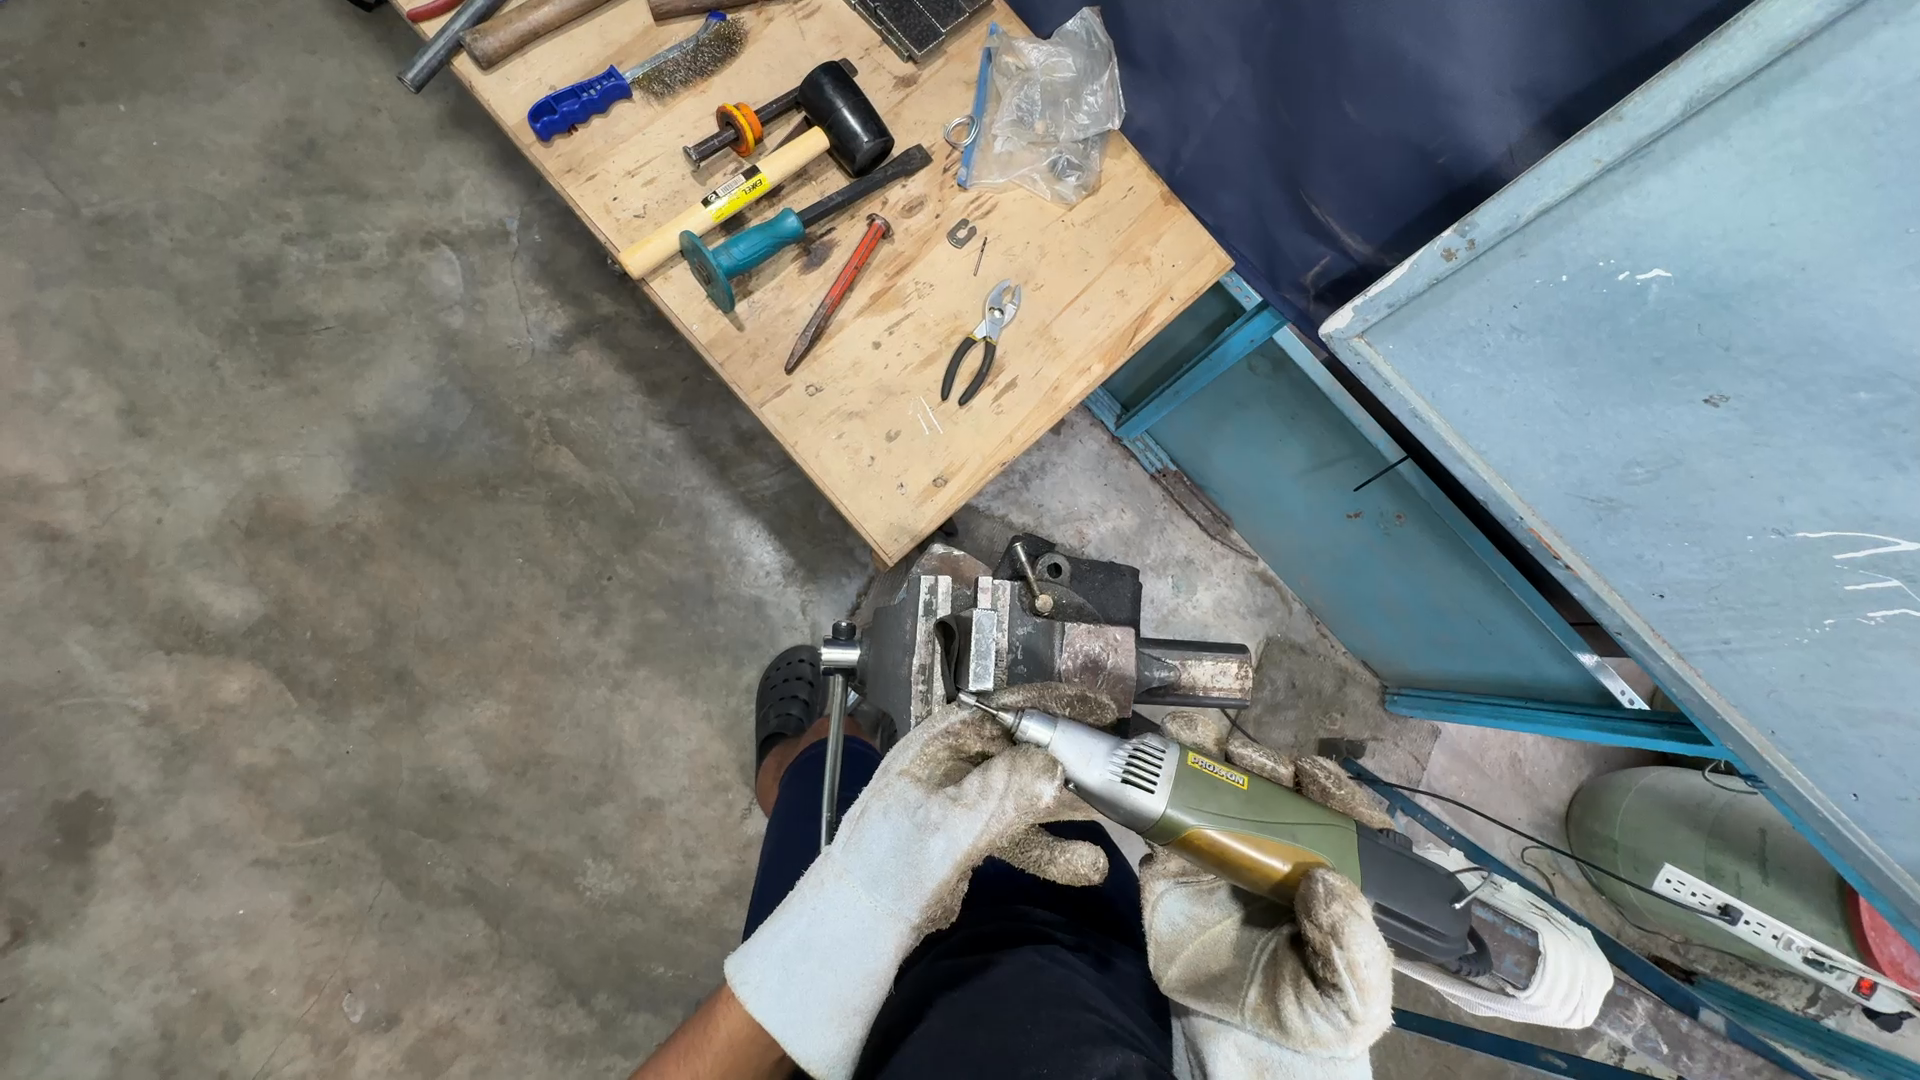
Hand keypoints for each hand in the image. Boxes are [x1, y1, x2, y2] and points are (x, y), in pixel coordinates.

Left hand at [724, 683, 1113, 1079]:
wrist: (850, 928)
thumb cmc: (888, 865)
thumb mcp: (945, 826)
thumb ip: (999, 792)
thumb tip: (1052, 763)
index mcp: (939, 743)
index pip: (1006, 710)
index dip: (1055, 706)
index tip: (1101, 709)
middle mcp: (951, 763)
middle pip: (1022, 749)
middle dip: (1070, 760)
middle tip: (1119, 768)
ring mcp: (957, 802)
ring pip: (1023, 794)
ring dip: (1066, 810)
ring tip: (1112, 820)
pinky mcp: (963, 839)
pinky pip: (1014, 832)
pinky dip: (1048, 847)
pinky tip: (1085, 867)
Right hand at [1142, 712, 1395, 1069]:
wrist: (1235, 1043)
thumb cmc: (1308, 1014)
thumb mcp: (1353, 998)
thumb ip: (1354, 947)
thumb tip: (1323, 880)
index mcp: (1324, 865)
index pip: (1331, 810)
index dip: (1324, 784)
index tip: (1308, 773)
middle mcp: (1273, 846)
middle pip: (1267, 788)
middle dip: (1256, 760)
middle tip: (1240, 755)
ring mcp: (1218, 849)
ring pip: (1212, 789)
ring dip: (1200, 754)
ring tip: (1189, 735)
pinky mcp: (1169, 864)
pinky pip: (1159, 818)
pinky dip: (1151, 789)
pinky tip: (1149, 773)